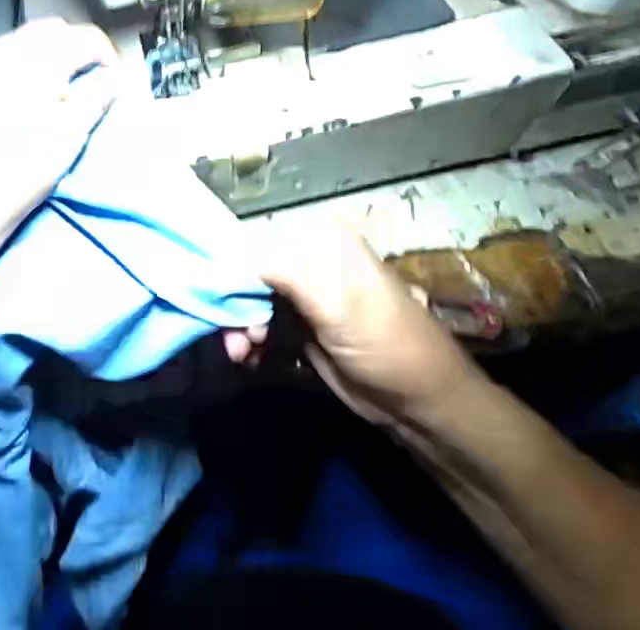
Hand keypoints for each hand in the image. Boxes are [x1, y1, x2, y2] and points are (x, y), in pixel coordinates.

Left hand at [0, 18, 123, 240]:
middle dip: (80, 49)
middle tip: (94, 81)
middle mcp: (4, 48)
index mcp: (34, 59)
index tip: (116, 81)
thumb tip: (113, 76)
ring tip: (66, 87)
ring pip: (30, 37)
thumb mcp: (73, 130)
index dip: (109, 56)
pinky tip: (37, 91)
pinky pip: (9, 52)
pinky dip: (30, 61)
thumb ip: (99, 93)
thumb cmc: (24, 165)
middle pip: (56, 30)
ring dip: (55, 53)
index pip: (85, 38)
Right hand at [229, 221, 483, 426]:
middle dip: (235, 306)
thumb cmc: (384, 341)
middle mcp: (309, 258)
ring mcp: (303, 292)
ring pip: (250, 300)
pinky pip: (260, 323)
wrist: (418, 400)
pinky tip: (249, 359)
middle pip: (249, 272)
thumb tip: (228, 262)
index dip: (233, 274)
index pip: (257, 242)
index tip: (221, 309)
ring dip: (239, 327)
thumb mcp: (337, 302)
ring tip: (242, 354)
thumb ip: (284, 272)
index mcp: (322, 238)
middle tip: (238, 341)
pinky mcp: (300, 323)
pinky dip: (249, 341)